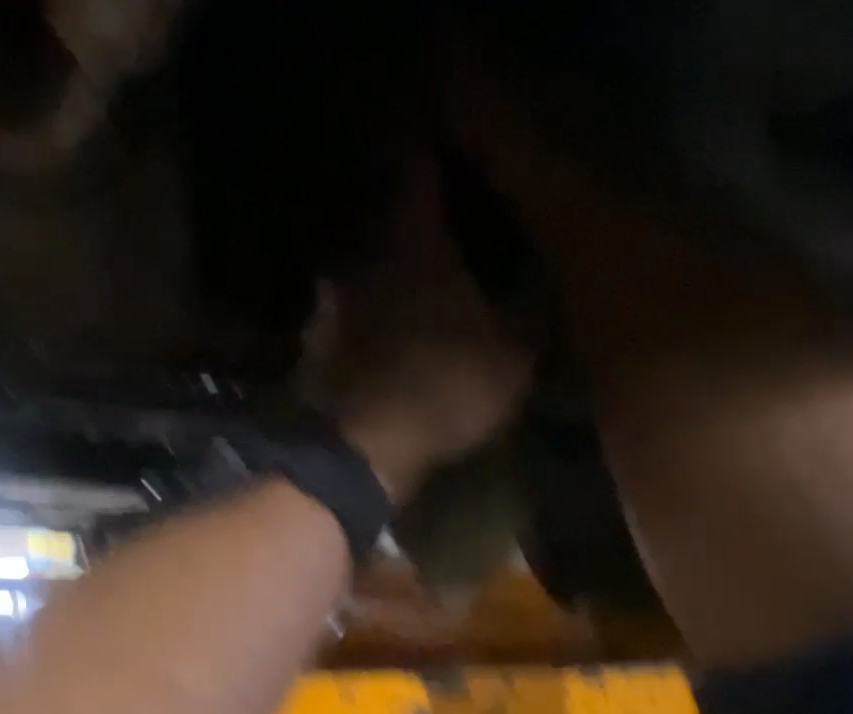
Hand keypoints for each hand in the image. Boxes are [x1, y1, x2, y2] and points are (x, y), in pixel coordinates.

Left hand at [314, 160, 532, 499]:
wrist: (357, 452)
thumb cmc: (442, 391)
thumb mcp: (512, 360)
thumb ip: (526, 318)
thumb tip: (541, 294)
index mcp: (415, 246)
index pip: (419, 172)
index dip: (430, 147)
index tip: (444, 123)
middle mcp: (362, 263)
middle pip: (384, 220)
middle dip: (407, 213)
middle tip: (437, 211)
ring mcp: (327, 307)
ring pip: (359, 272)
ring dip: (380, 270)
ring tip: (408, 277)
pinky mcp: (310, 348)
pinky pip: (341, 317)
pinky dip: (359, 316)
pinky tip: (375, 330)